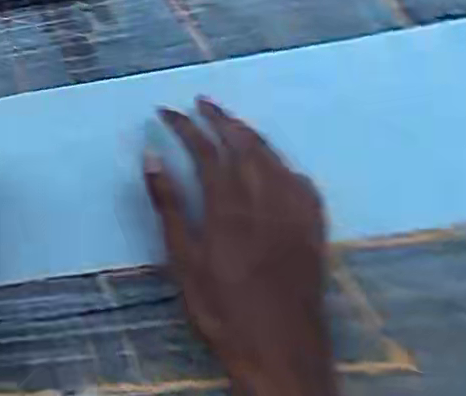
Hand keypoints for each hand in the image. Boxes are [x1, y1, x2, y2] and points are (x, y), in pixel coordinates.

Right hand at [146, 99, 335, 395]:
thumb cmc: (219, 310)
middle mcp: (267, 212)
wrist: (282, 362)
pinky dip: (291, 172)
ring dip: (255, 139)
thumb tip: (151, 157)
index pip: (208, 155)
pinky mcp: (314, 244)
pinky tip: (282, 168)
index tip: (165, 112)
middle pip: (247, 152)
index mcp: (229, 213)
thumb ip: (168, 205)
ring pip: (279, 168)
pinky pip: (308, 196)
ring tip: (235, 123)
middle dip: (223, 122)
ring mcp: (296, 227)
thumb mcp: (181, 259)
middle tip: (202, 103)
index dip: (186, 128)